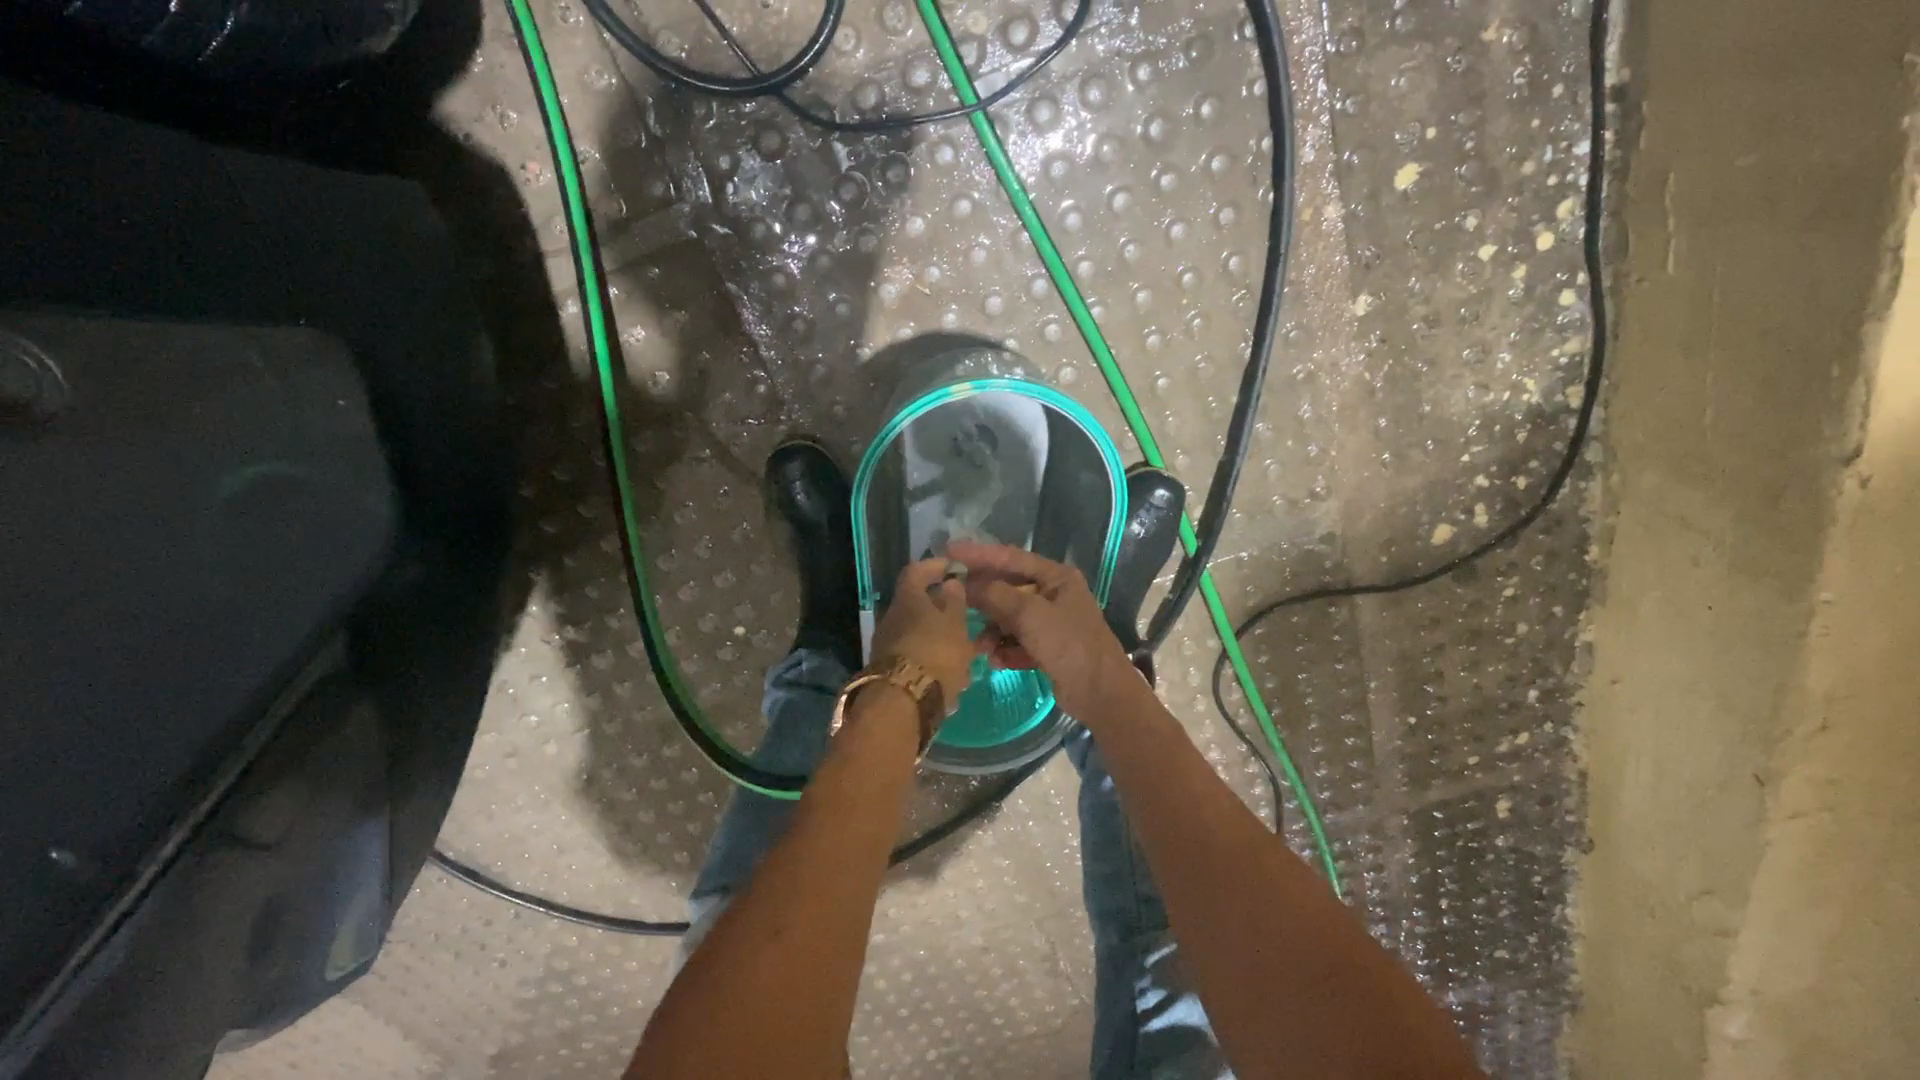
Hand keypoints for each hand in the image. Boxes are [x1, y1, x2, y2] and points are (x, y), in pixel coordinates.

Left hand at [868, 558, 974, 713]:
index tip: (954, 568)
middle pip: (917, 605)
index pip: (916, 571)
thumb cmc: (935, 652)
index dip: (935, 566)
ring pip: (920, 634)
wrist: (903, 702)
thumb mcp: (954, 624)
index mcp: (907, 599)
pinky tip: (954, 674)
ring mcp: (888, 646)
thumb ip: (954, 601)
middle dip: (942, 610)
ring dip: (941, 638)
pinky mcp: (891, 671)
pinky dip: (935, 659)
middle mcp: (892, 618)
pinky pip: (917, 657)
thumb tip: (950, 583)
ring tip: (967, 650)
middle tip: (966, 614)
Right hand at [947, 541, 1140, 717]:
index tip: (948, 551)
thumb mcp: (1030, 614)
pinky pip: (1015, 641)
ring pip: (1008, 618)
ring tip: (981, 648)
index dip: (979, 554)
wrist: (1100, 693)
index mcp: (1056, 577)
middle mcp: (1053, 594)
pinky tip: (998, 661)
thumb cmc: (1069, 644)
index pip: (1011, 557)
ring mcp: (1050, 622)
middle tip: (950, 601)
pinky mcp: (1046, 648)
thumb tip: (965, 584)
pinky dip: (1005, 649)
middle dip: (982, 600)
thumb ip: (995, 595)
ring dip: (992, 632)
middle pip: (1007, 588)